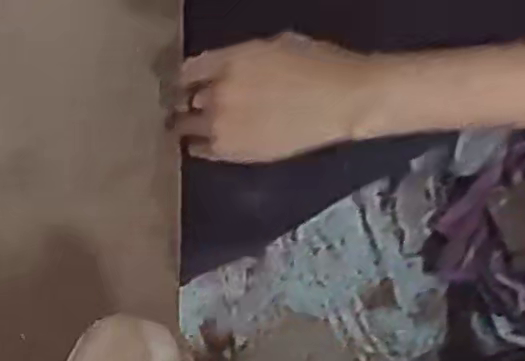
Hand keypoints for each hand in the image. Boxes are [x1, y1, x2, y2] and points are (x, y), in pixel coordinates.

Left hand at [173, 33, 385, 162]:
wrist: (343, 101)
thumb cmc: (319, 66)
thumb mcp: (279, 46)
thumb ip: (241, 59)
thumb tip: (215, 70)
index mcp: (233, 63)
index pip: (187, 71)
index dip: (184, 78)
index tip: (185, 84)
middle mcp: (218, 94)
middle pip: (182, 101)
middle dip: (185, 102)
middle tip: (188, 106)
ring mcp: (217, 125)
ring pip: (183, 127)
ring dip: (187, 124)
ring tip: (195, 124)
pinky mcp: (222, 150)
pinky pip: (194, 148)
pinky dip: (198, 142)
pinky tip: (210, 138)